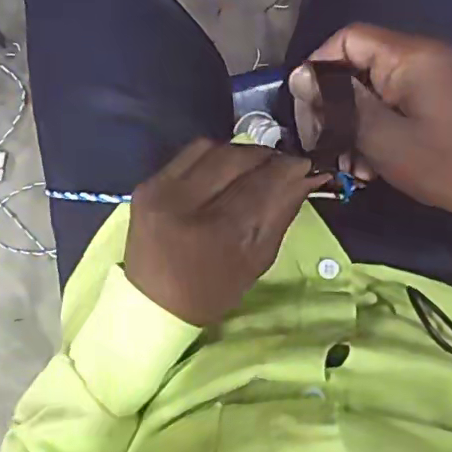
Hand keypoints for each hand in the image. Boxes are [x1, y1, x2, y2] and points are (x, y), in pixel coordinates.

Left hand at [124, 139, 328, 325]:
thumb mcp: (255, 261)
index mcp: (216, 234)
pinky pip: (188, 153)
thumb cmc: (212, 290)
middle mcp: (186, 205)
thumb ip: (280, 213)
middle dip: (267, 156)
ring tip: (254, 166)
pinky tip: (224, 168)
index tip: (304, 164)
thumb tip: (305, 175)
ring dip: (240, 153)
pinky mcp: (146, 185)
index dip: (288, 169)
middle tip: (282, 164)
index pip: (261, 184)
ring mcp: (160, 192)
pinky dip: (213, 155)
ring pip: (213, 148)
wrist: (153, 302)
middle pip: (237, 160)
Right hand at [288, 24, 451, 230]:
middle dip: (334, 103)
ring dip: (354, 122)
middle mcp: (425, 56)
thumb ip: (339, 103)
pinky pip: (397, 102)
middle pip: (359, 64)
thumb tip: (301, 77)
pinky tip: (372, 162)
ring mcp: (437, 77)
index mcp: (411, 56)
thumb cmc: (445, 164)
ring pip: (375, 88)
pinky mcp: (443, 99)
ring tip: (349, 162)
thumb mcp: (382, 138)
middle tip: (323, 143)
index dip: (317, 67)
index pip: (348, 38)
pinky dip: (378, 127)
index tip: (305, 107)